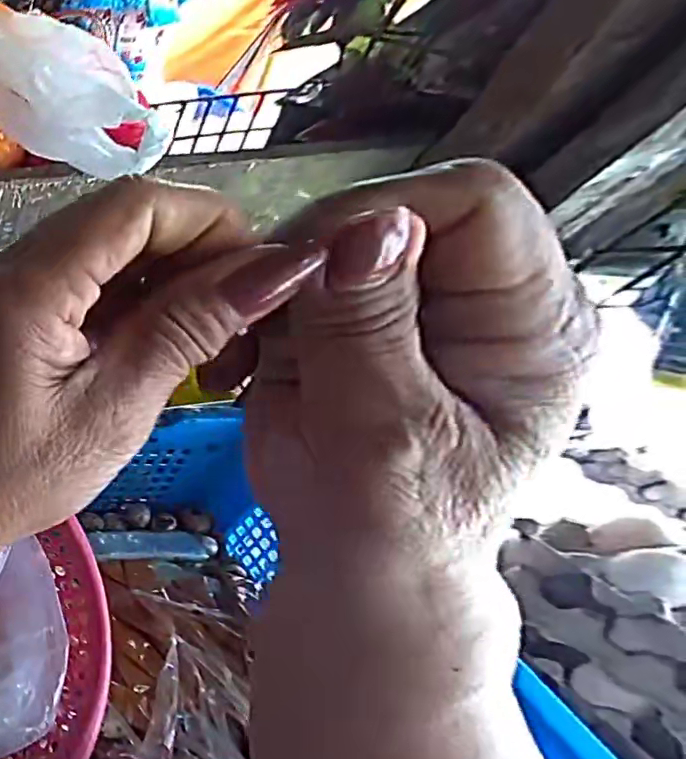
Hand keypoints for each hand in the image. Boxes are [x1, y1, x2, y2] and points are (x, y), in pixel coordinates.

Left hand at [0, 178, 329, 592]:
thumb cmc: (14, 479)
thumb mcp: (113, 409)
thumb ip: (187, 328)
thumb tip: (279, 265)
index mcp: (23, 289)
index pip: (132, 205)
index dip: (210, 222)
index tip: (256, 275)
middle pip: (109, 217)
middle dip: (186, 248)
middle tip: (231, 314)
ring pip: (86, 244)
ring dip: (150, 273)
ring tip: (194, 334)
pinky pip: (58, 276)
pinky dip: (109, 293)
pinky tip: (139, 339)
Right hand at [242, 159, 597, 578]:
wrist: (352, 554)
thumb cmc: (387, 511)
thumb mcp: (381, 428)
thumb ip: (370, 330)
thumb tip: (369, 226)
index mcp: (524, 318)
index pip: (471, 204)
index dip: (378, 217)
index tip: (299, 272)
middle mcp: (465, 299)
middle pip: (382, 218)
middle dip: (300, 264)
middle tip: (248, 327)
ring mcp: (393, 313)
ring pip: (314, 253)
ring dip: (259, 297)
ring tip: (234, 359)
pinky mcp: (333, 330)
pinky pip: (277, 292)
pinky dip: (243, 320)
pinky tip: (234, 368)